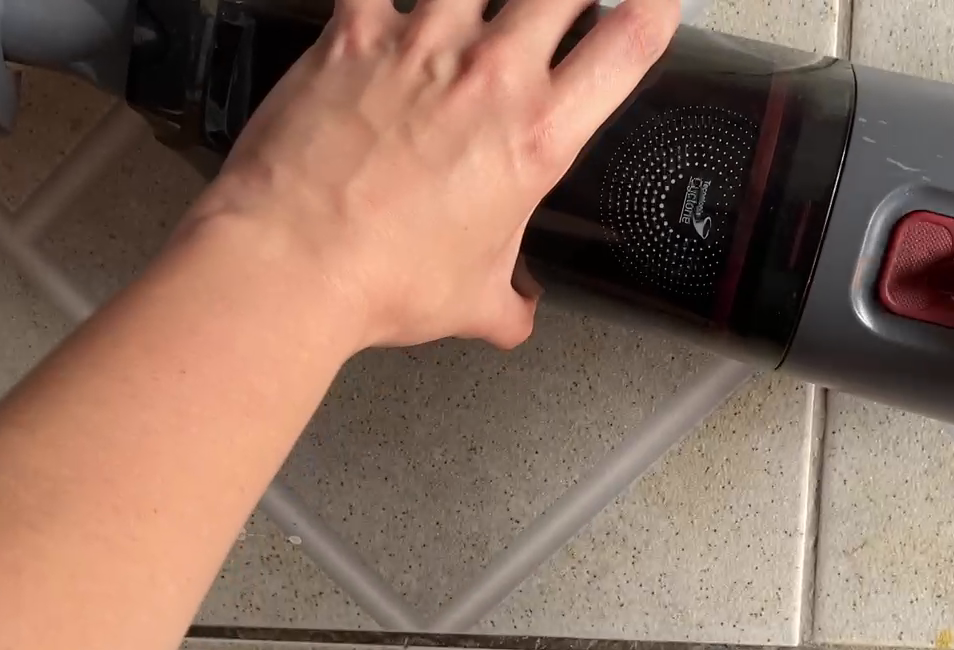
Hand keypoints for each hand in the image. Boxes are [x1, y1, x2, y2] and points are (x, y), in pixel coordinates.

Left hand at [177, 0, 678, 348]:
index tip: (657, 5)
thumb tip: (517, 315)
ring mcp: (420, 42)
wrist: (297, 260)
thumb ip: (511, 307)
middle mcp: (488, 77)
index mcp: (535, 141)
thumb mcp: (476, 305)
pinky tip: (402, 8)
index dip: (651, 13)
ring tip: (489, 11)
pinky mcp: (353, 29)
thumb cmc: (388, 280)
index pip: (623, 49)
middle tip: (572, 6)